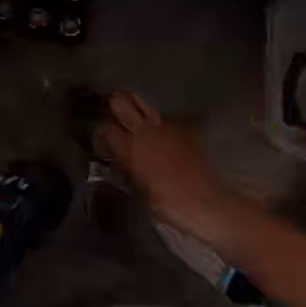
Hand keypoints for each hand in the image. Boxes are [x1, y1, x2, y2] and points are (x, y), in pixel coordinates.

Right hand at [95, 92, 233, 233]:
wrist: (205, 203)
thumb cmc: (167, 204)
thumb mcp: (138, 190)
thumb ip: (127, 169)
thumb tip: (120, 160)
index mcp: (129, 147)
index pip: (107, 128)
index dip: (101, 129)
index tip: (100, 132)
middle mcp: (144, 131)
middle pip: (121, 104)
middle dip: (114, 102)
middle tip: (109, 104)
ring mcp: (165, 127)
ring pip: (143, 102)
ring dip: (134, 101)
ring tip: (129, 103)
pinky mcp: (184, 130)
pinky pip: (164, 116)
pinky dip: (157, 117)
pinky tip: (156, 125)